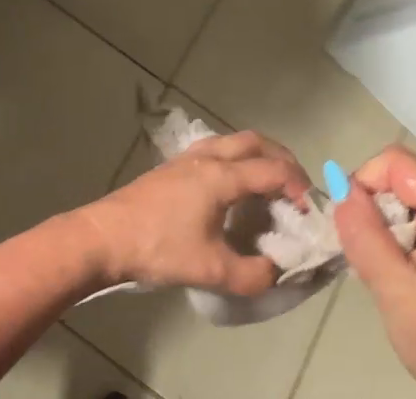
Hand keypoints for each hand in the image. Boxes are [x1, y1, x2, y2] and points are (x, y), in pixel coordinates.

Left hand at [74, 131, 311, 295]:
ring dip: (258, 156)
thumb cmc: (158, 248)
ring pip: (232, 141)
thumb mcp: (212, 270)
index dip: (299, 188)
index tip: (310, 212)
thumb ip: (253, 274)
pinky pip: (215, 150)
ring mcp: (186, 158)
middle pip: (255, 142)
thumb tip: (278, 271)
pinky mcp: (172, 167)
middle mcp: (207, 158)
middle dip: (283, 161)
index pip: (273, 170)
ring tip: (270, 187)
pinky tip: (233, 189)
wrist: (105, 236)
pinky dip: (236, 160)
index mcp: (220, 176)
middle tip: (297, 190)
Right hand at [334, 146, 415, 398]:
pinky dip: (401, 236)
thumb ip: (364, 234)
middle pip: (405, 177)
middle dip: (375, 206)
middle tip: (368, 253)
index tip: (352, 223)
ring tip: (385, 267)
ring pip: (410, 198)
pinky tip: (402, 272)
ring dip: (386, 224)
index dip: (365, 181)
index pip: (398, 163)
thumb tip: (340, 189)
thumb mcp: (395, 291)